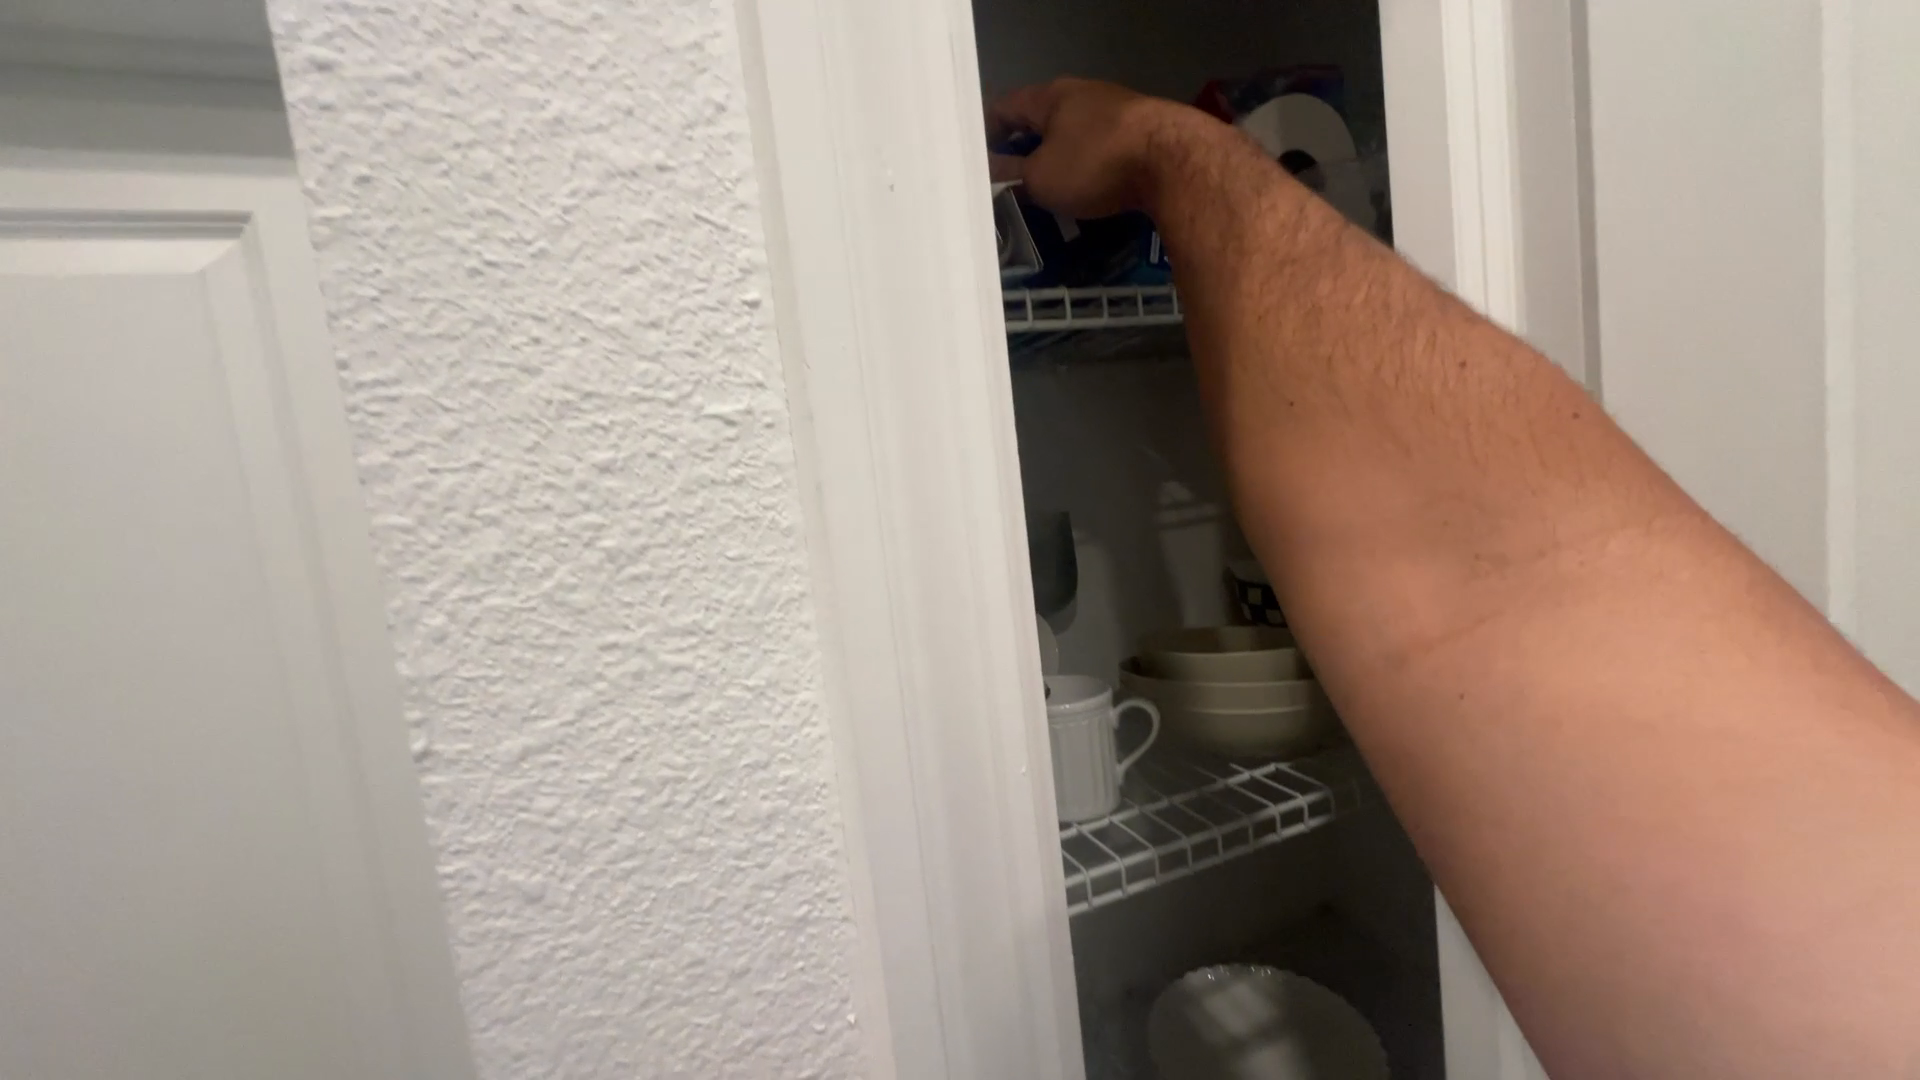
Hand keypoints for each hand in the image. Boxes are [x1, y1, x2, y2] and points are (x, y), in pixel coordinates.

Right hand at [987, 79, 1200, 219]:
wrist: (1172, 160)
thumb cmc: (1094, 164)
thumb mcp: (1041, 177)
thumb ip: (1010, 174)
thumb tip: (984, 171)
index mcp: (1049, 97)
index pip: (1003, 107)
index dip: (984, 133)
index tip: (973, 162)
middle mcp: (1080, 94)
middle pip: (1038, 120)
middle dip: (1019, 148)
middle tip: (1004, 181)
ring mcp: (1112, 110)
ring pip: (1069, 135)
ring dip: (1051, 159)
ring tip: (1040, 191)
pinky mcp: (1137, 132)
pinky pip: (1095, 148)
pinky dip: (1079, 167)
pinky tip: (1079, 190)